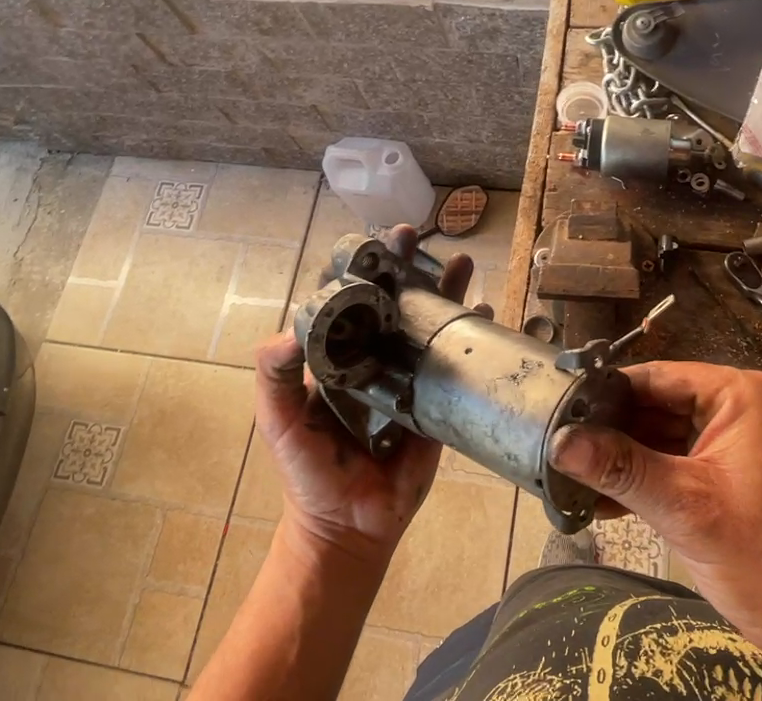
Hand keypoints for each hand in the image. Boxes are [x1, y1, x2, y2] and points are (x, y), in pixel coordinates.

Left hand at [253, 225, 473, 563]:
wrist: (349, 526)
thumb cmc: (308, 471)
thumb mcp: (280, 422)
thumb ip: (275, 379)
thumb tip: (284, 333)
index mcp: (340, 357)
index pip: (351, 302)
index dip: (362, 269)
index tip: (374, 241)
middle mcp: (377, 359)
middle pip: (396, 304)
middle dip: (408, 268)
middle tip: (417, 236)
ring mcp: (411, 379)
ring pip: (430, 327)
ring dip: (446, 293)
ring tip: (463, 263)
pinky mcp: (439, 405)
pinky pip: (457, 366)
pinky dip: (473, 338)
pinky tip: (486, 312)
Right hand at [548, 361, 761, 688]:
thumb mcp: (684, 506)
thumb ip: (620, 467)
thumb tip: (559, 441)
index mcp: (739, 395)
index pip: (657, 376)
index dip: (606, 391)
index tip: (556, 409)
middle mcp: (736, 408)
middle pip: (656, 405)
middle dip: (610, 430)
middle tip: (554, 445)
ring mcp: (731, 444)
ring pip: (660, 437)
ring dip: (621, 459)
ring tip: (567, 473)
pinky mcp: (725, 477)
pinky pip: (673, 464)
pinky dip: (642, 480)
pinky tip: (599, 500)